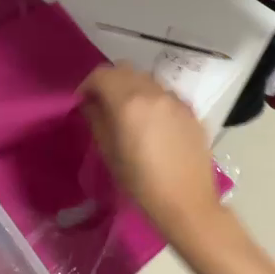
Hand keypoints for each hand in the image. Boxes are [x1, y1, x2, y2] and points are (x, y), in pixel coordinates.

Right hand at [78, 65, 223, 238]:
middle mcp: (153, 92)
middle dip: (109, 82)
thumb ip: (96, 119)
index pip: (101, 74)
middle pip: (125, 70)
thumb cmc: (141, 183)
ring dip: (132, 88)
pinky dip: (153, 100)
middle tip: (103, 104)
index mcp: (128, 102)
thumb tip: (90, 103)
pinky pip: (165, 94)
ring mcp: (175, 100)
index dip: (88, 85)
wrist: (187, 203)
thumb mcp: (109, 152)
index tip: (83, 102)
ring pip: (147, 80)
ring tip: (129, 113)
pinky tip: (153, 124)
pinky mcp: (191, 110)